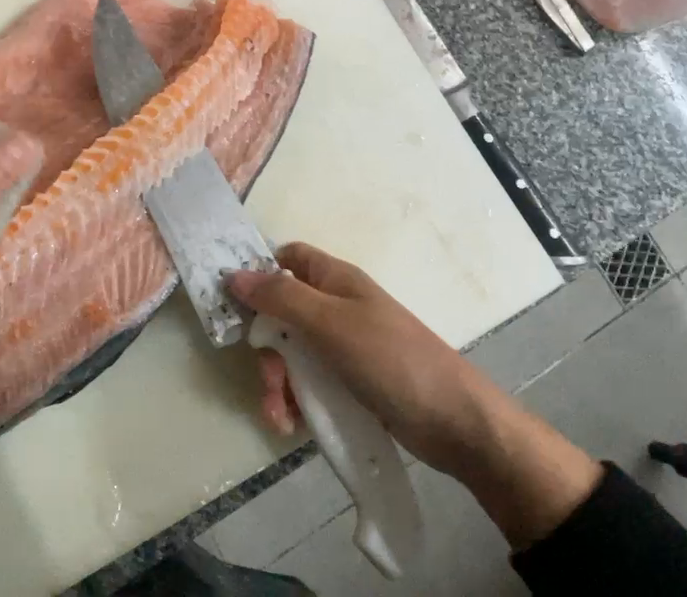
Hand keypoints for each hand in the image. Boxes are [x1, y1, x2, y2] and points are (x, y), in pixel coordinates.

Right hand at [227, 242, 480, 472]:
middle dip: (267, 349)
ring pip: (293, 356)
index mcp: (336, 281)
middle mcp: (338, 309)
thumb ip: (281, 298)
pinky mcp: (351, 386)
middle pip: (282, 315)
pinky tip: (293, 427)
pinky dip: (296, 404)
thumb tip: (232, 274)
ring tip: (280, 416)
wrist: (454, 422)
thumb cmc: (391, 359)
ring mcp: (345, 349)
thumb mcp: (330, 323)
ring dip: (278, 384)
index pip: (289, 259)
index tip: (234, 302)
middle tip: (270, 378)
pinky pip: (310, 386)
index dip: (260, 273)